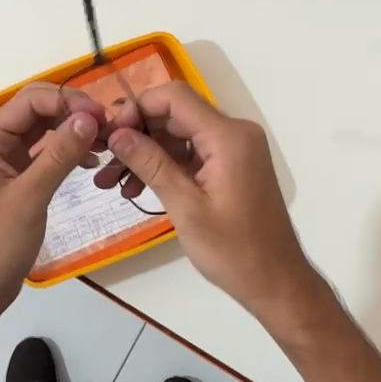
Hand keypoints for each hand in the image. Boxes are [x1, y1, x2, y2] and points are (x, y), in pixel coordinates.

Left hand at [0, 83, 106, 328]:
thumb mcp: (30, 197)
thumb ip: (59, 155)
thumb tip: (90, 117)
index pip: (32, 100)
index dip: (69, 102)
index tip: (105, 118)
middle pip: (37, 109)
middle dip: (73, 112)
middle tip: (110, 128)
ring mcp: (4, 158)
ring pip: (43, 129)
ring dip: (72, 131)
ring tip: (106, 143)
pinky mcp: (16, 177)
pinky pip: (44, 152)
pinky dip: (66, 151)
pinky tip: (90, 162)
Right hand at [100, 83, 327, 326]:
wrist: (276, 283)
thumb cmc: (234, 250)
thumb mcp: (185, 207)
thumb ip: (150, 164)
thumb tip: (116, 134)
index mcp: (228, 136)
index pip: (174, 98)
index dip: (138, 108)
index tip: (110, 134)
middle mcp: (234, 132)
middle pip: (174, 114)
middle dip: (136, 134)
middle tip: (104, 162)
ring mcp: (233, 148)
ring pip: (177, 134)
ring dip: (144, 153)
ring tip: (112, 182)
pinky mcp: (230, 164)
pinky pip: (189, 152)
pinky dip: (163, 165)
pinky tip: (137, 188)